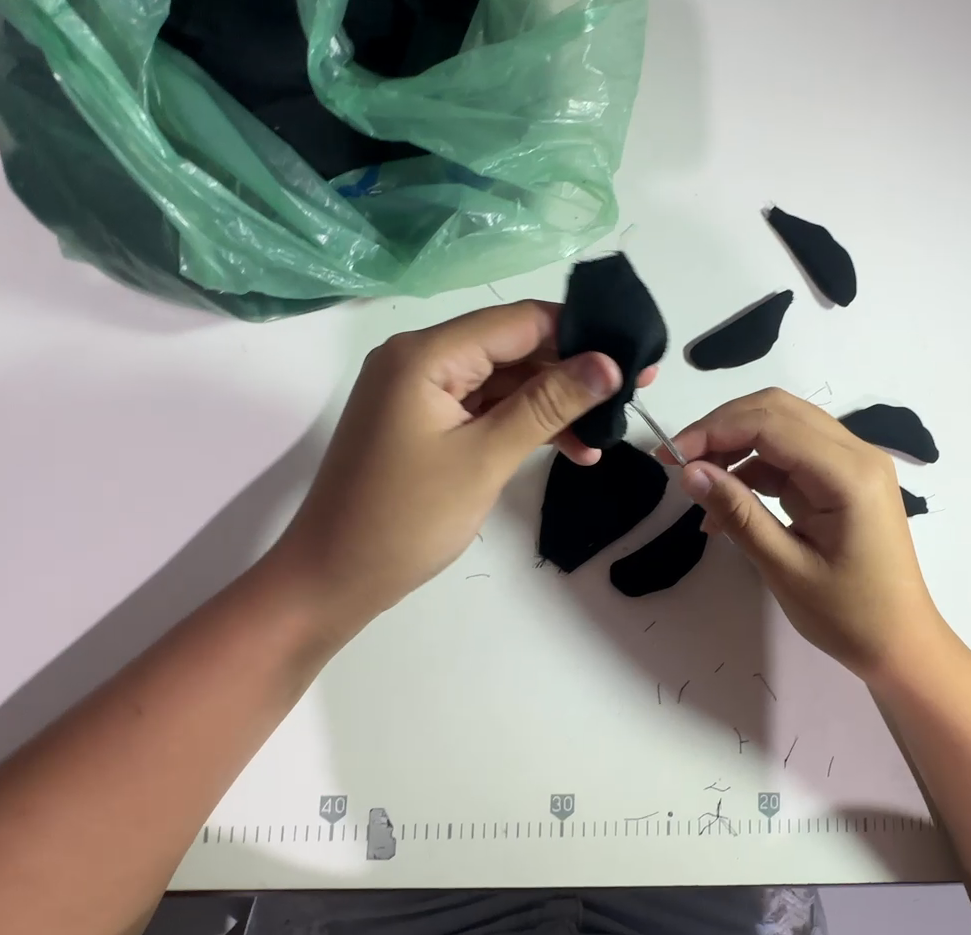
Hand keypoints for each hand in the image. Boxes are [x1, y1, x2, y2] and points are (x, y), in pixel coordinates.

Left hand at [269, 301, 655, 637]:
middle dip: (571, 372)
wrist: (335, 577)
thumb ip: (547, 405)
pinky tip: (570, 449)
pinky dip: (522, 426)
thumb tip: (608, 363)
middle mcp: (420, 359)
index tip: (636, 359)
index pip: (518, 322)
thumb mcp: (484, 458)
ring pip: (503, 383)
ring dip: (552, 406)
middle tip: (634, 394)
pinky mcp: (424, 424)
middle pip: (512, 348)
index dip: (580, 334)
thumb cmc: (406, 519)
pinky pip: (484, 411)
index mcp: (426, 354)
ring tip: (606, 433)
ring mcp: (419, 393)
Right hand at [666, 388, 940, 676]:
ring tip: (697, 483)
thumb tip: (689, 473)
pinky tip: (725, 504)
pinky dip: (753, 470)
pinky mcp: (842, 481)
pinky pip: (790, 456)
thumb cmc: (848, 615)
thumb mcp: (784, 568)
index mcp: (849, 475)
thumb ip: (738, 514)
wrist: (899, 642)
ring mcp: (852, 465)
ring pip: (782, 427)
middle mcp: (857, 455)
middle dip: (722, 428)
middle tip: (678, 461)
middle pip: (777, 411)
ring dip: (735, 445)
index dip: (715, 430)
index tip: (670, 456)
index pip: (771, 424)